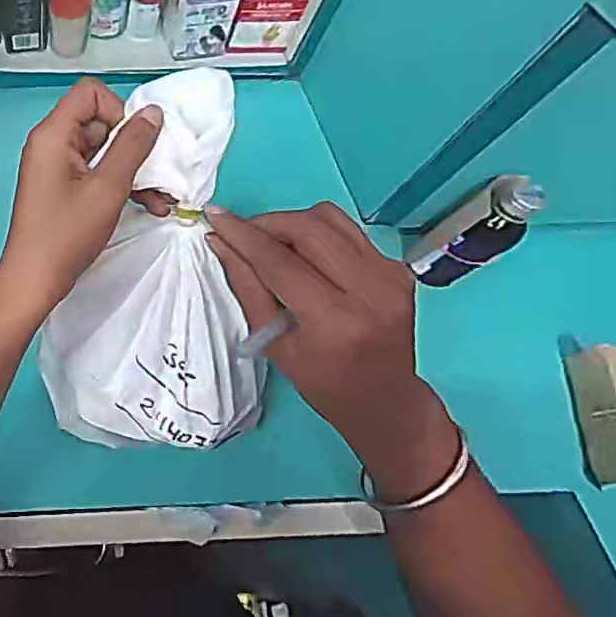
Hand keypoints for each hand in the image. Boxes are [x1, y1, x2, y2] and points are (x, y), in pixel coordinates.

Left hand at [0, 78, 162, 318]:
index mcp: (52, 136)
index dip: (118, 110)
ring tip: (159, 196)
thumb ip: (132, 146)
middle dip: (132, 145)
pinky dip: (120, 185)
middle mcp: (51, 145)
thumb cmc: (64, 235)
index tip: (133, 142)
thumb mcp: (107, 188)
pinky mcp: (62, 188)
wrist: (35, 280)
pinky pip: (96, 173)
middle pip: (99, 122)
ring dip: (132, 169)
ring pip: (103, 151)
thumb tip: (151, 113)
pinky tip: (148, 205)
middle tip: (155, 172)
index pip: (90, 93)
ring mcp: (56, 168)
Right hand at [206, 202, 454, 486]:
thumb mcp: (274, 343)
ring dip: (291, 222)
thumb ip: (247, 288)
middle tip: (242, 233)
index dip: (244, 236)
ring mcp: (390, 274)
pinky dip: (317, 235)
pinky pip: (348, 231)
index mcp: (335, 320)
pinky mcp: (398, 266)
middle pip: (309, 228)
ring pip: (331, 219)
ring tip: (270, 242)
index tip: (217, 218)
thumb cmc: (321, 381)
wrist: (384, 398)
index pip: (281, 262)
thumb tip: (222, 244)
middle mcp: (370, 290)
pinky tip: (303, 256)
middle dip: (267, 222)